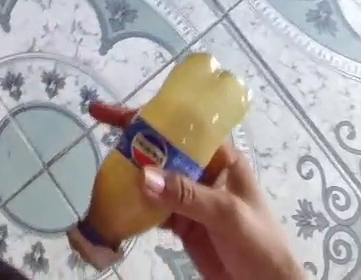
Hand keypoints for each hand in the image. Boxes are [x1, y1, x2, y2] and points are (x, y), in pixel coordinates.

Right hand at [88, 102, 298, 279]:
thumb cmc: (261, 247)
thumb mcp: (228, 216)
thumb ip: (187, 196)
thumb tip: (142, 175)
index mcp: (220, 158)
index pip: (180, 124)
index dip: (148, 113)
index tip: (112, 112)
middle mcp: (202, 171)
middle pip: (160, 146)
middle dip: (130, 139)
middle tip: (98, 134)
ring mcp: (190, 196)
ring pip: (152, 175)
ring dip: (128, 172)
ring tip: (101, 170)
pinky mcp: (181, 221)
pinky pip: (151, 204)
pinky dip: (133, 203)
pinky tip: (115, 203)